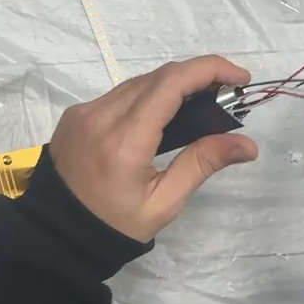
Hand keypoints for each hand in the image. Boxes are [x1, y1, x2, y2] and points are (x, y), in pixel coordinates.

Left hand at [49, 56, 258, 241]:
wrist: (56, 233)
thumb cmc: (113, 225)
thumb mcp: (163, 202)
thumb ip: (201, 164)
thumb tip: (247, 144)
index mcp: (125, 139)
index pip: (171, 83)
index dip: (210, 70)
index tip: (240, 79)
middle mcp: (101, 115)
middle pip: (158, 77)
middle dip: (197, 78)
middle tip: (226, 98)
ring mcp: (84, 112)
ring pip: (137, 83)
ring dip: (171, 87)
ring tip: (199, 107)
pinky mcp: (76, 115)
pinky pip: (118, 95)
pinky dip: (146, 97)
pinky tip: (162, 117)